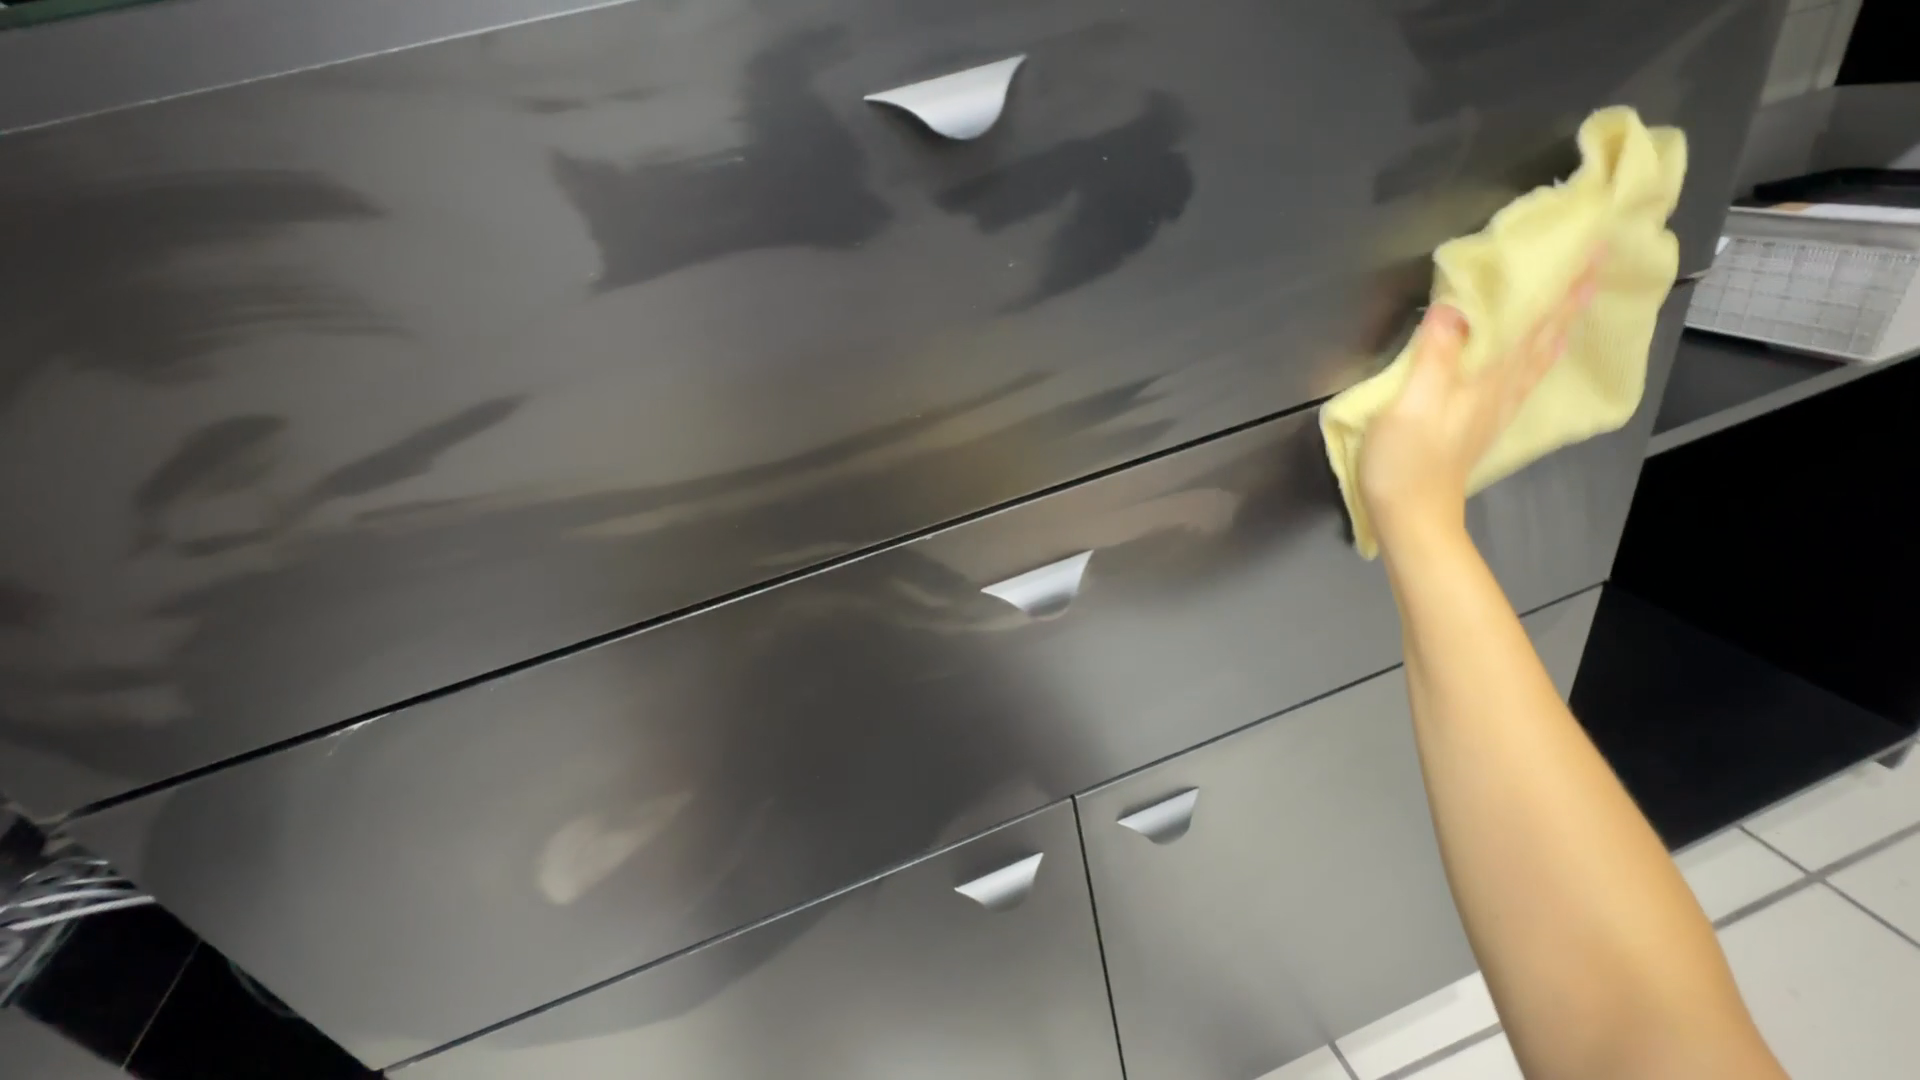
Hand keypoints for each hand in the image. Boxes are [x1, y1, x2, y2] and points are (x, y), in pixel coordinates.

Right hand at [1358, 257, 1602, 558]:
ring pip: (1538, 359)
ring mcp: (1494, 411)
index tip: (1591, 248)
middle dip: (1568, 300)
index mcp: (1487, 379)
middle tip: (1596, 263)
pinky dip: (1539, 357)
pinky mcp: (1482, 426)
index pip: (1531, 324)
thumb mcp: (1409, 403)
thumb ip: (1434, 355)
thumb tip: (1456, 307)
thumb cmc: (1405, 461)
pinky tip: (1538, 357)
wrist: (1412, 515)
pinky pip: (1523, 379)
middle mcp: (1501, 391)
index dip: (1559, 287)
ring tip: (1576, 303)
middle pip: (1543, 338)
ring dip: (1558, 327)